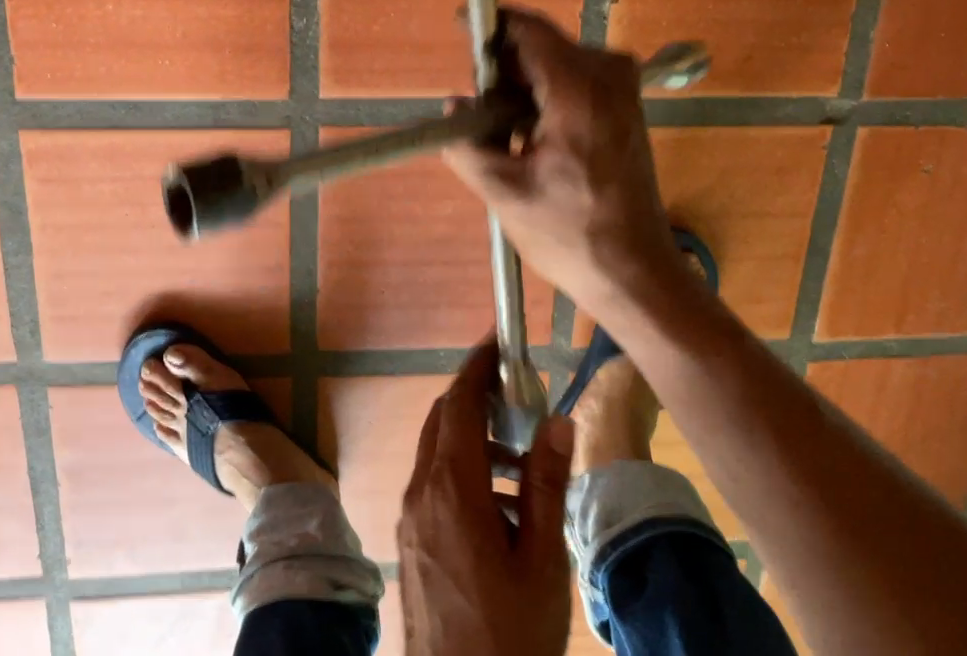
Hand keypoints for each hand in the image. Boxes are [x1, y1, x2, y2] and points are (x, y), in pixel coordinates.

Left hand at [398, 342, 574, 655]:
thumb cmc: (510, 631)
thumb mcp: (541, 559)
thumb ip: (544, 484)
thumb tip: (557, 419)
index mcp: (451, 489)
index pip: (459, 405)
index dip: (477, 367)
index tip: (497, 340)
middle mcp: (420, 494)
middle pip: (442, 422)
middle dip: (476, 399)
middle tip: (519, 395)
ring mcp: (409, 519)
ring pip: (437, 455)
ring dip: (474, 442)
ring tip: (525, 465)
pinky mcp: (410, 543)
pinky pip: (433, 486)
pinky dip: (464, 475)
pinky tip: (502, 511)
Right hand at [444, 8, 684, 309]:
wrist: (634, 271)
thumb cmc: (568, 234)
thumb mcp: (504, 191)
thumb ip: (468, 142)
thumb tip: (452, 105)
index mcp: (579, 90)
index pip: (530, 30)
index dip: (492, 25)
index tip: (460, 30)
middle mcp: (608, 78)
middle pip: (543, 47)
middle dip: (504, 68)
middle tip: (475, 108)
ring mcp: (623, 93)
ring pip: (558, 65)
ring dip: (522, 87)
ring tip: (496, 131)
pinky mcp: (626, 111)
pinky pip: (575, 83)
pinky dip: (545, 99)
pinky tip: (525, 138)